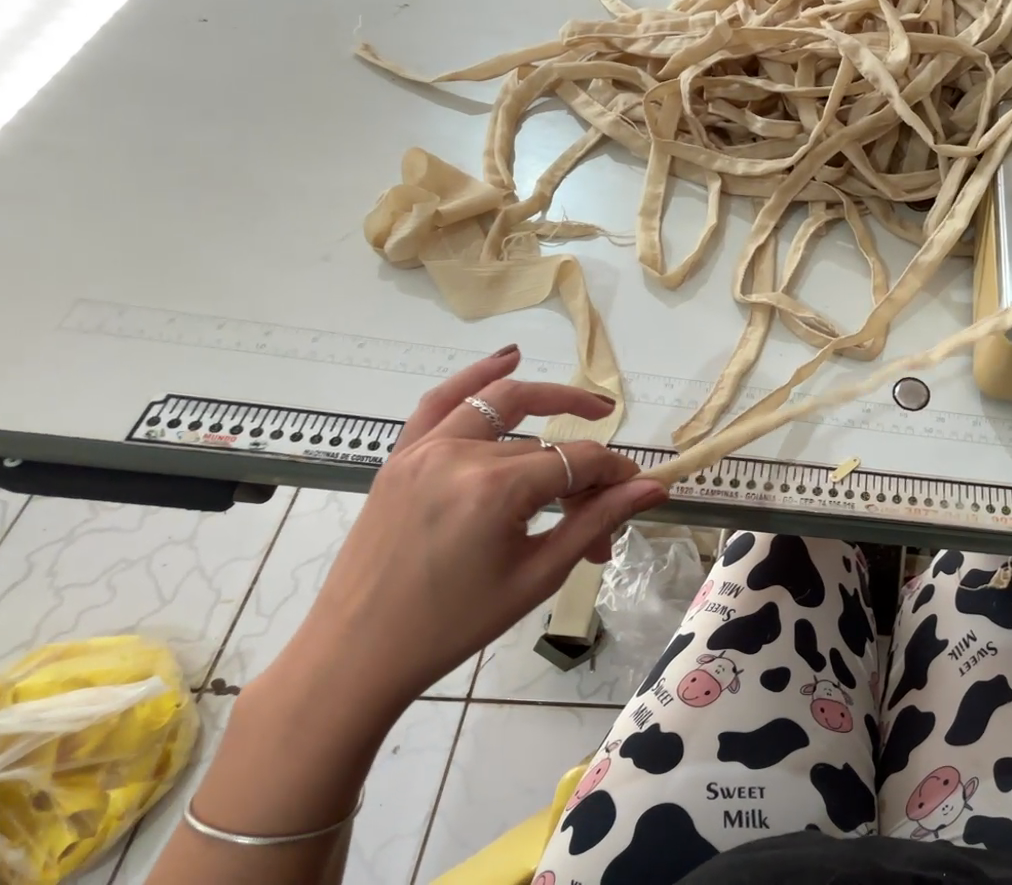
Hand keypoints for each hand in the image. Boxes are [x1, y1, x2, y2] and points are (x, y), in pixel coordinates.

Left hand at [276, 346, 667, 707]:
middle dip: (586, 472)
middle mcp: (458, 455)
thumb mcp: (537, 576)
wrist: (357, 653)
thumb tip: (654, 488)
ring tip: (593, 408)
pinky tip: (507, 359)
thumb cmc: (454, 626)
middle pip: (547, 445)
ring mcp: (423, 451)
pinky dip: (475, 377)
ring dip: (548, 402)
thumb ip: (595, 521)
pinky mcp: (400, 458)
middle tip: (604, 504)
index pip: (579, 461)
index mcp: (494, 489)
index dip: (616, 474)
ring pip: (501, 408)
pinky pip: (440, 402)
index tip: (636, 494)